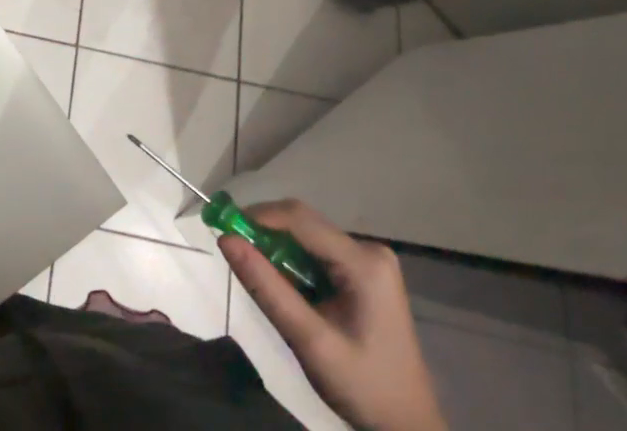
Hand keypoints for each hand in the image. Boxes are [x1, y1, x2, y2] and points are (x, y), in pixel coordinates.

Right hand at [220, 200, 446, 430]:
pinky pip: (315, 254)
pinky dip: (292, 265)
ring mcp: (369, 262)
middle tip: (236, 259)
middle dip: (264, 235)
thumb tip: (226, 239)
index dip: (256, 217)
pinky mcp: (363, 274)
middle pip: (302, 224)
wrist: (406, 423)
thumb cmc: (361, 384)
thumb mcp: (308, 339)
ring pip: (306, 238)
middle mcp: (369, 252)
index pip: (299, 218)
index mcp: (364, 263)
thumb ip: (267, 287)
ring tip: (263, 285)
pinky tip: (288, 293)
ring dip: (277, 252)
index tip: (220, 229)